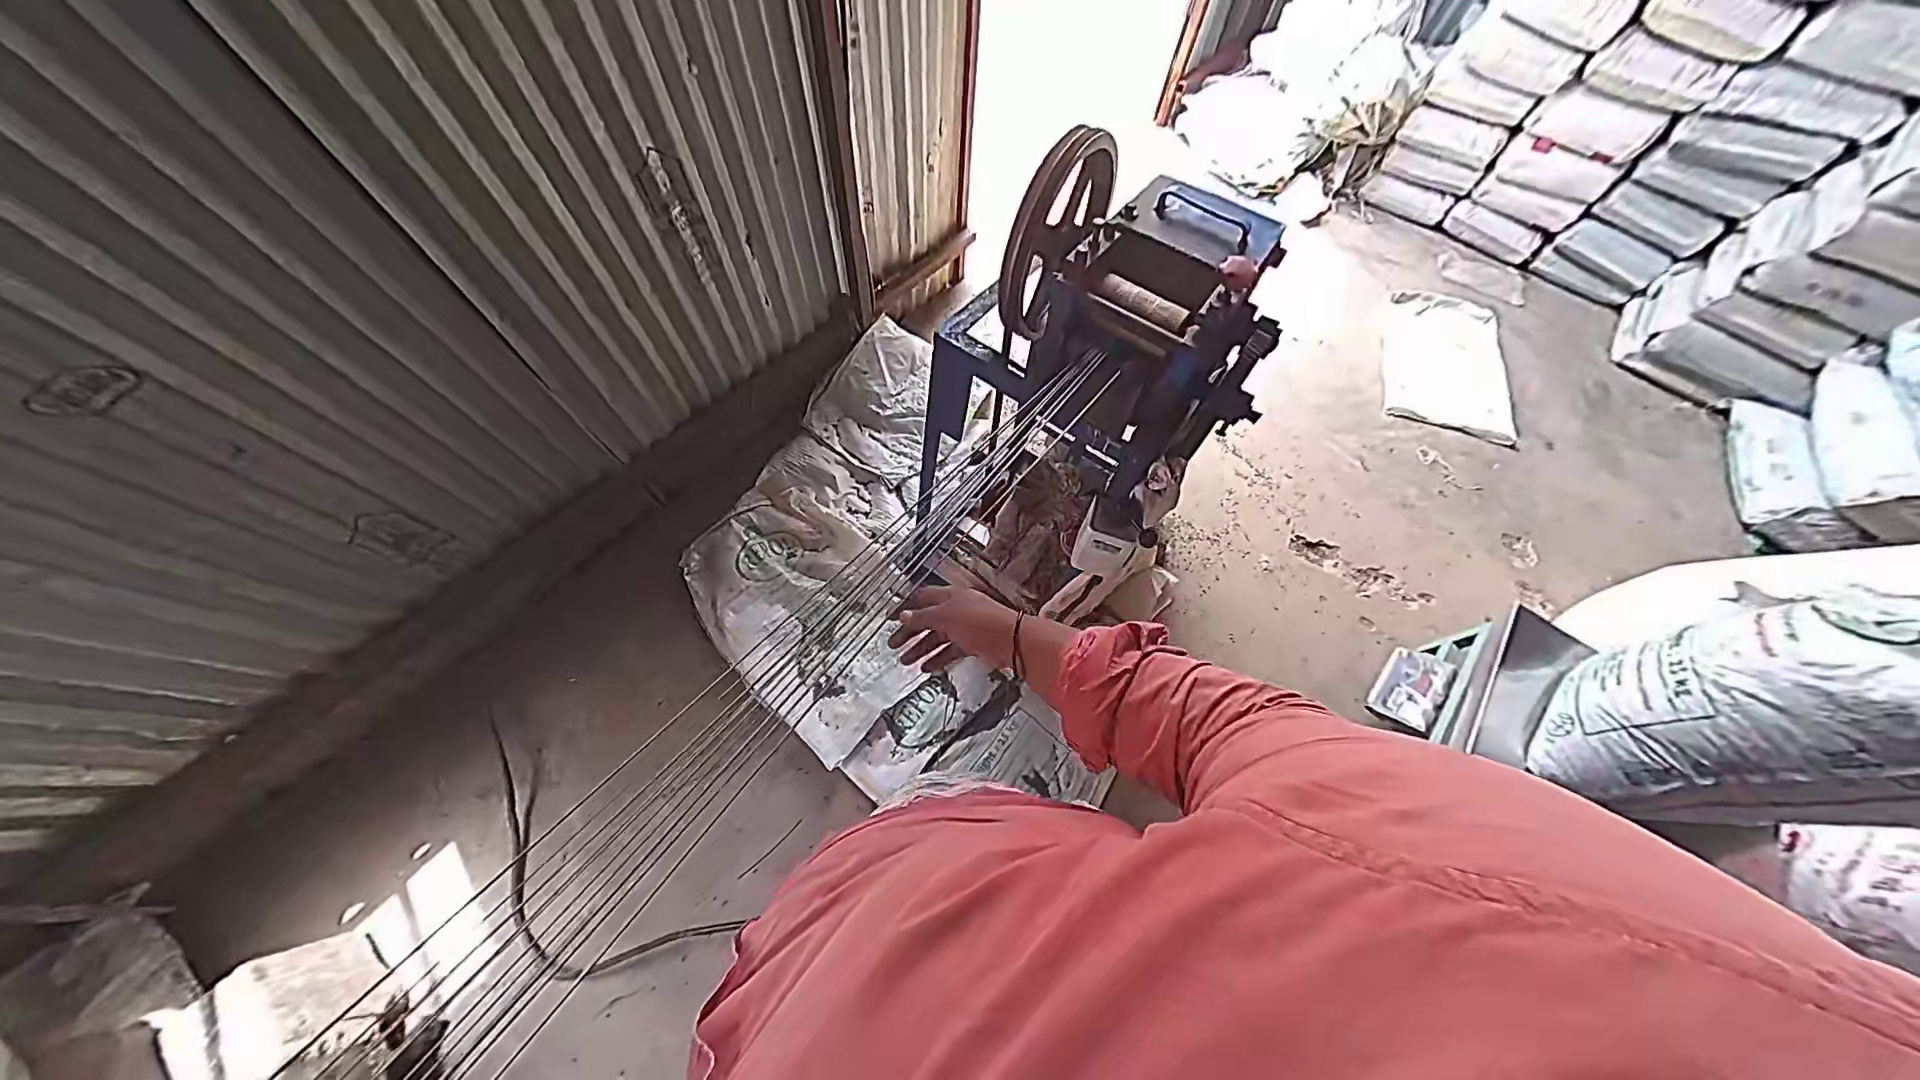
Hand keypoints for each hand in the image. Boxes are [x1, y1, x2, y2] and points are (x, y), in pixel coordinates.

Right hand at [887, 585, 1018, 672]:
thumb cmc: (983, 621)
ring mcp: (966, 627)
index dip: (906, 608)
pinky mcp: (974, 643)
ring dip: (921, 649)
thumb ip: (923, 617)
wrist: (1010, 640)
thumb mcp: (945, 617)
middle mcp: (958, 609)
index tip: (892, 618)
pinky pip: (950, 650)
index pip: (922, 599)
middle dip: (910, 633)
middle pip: (928, 620)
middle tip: (894, 644)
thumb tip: (905, 615)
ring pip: (938, 637)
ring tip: (906, 660)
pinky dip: (938, 658)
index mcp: (951, 596)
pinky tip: (928, 666)